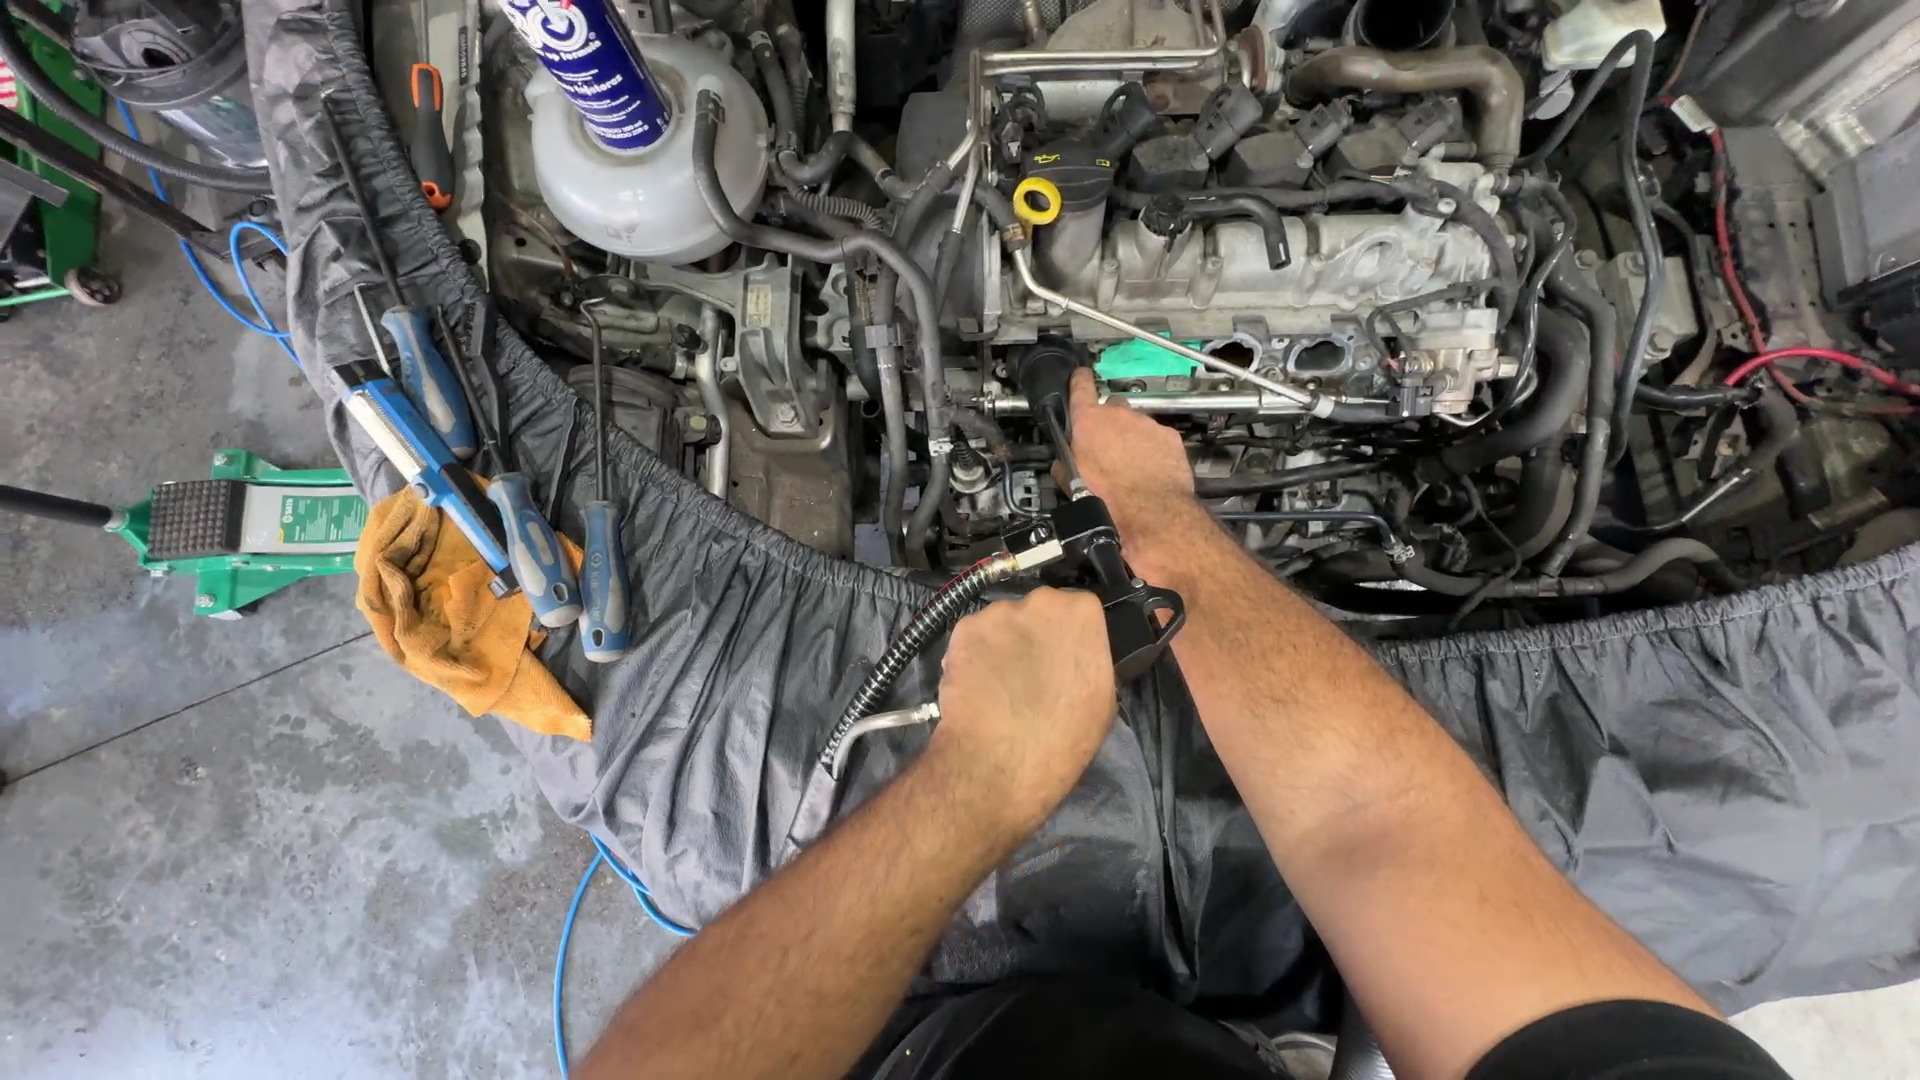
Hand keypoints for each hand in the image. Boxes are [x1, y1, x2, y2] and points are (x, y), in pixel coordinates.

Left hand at [926, 587, 1116, 836]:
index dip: (1068, 635)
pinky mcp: (963, 629)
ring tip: (999, 684)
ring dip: (1002, 644)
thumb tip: (1075, 656)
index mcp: (1082, 612)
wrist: (1000, 761)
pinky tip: (977, 685)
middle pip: (1037, 610)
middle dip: (1034, 634)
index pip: (1078, 609)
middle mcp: (1040, 600)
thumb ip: (1089, 659)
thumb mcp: (1101, 696)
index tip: (1062, 657)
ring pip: (1002, 623)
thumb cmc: (1065, 737)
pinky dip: (974, 655)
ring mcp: (997, 613)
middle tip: (1030, 671)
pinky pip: (973, 638)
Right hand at [1060, 368, 1197, 563]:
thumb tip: (1062, 464)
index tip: (1079, 378)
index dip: (1078, 381)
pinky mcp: (1169, 437)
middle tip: (1105, 449)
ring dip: (1131, 439)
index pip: (1080, 386)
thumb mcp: (1071, 483)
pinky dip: (1153, 449)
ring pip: (1135, 424)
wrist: (1152, 513)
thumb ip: (1064, 464)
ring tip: (1129, 466)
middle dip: (1108, 423)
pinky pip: (1157, 438)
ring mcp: (1147, 424)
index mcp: (1090, 421)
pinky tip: (1149, 470)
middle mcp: (1119, 415)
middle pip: (1111, 408)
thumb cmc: (1108, 498)